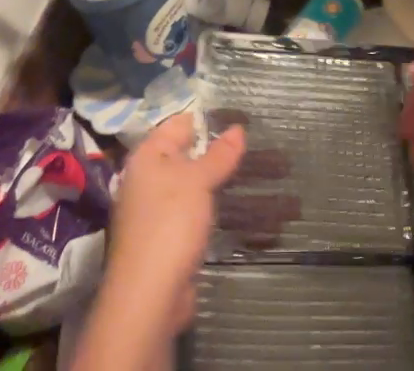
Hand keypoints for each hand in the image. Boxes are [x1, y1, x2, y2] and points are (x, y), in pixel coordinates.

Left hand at [105, 114, 244, 332]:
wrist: (149, 295)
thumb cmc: (170, 224)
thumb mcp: (197, 182)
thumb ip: (218, 154)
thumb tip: (237, 128)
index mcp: (148, 157)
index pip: (180, 124)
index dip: (211, 119)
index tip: (246, 118)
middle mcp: (149, 179)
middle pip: (190, 154)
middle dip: (224, 152)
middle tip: (263, 146)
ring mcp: (158, 209)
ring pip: (197, 185)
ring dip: (225, 181)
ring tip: (264, 174)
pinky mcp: (170, 236)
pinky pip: (199, 211)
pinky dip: (219, 206)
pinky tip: (246, 207)